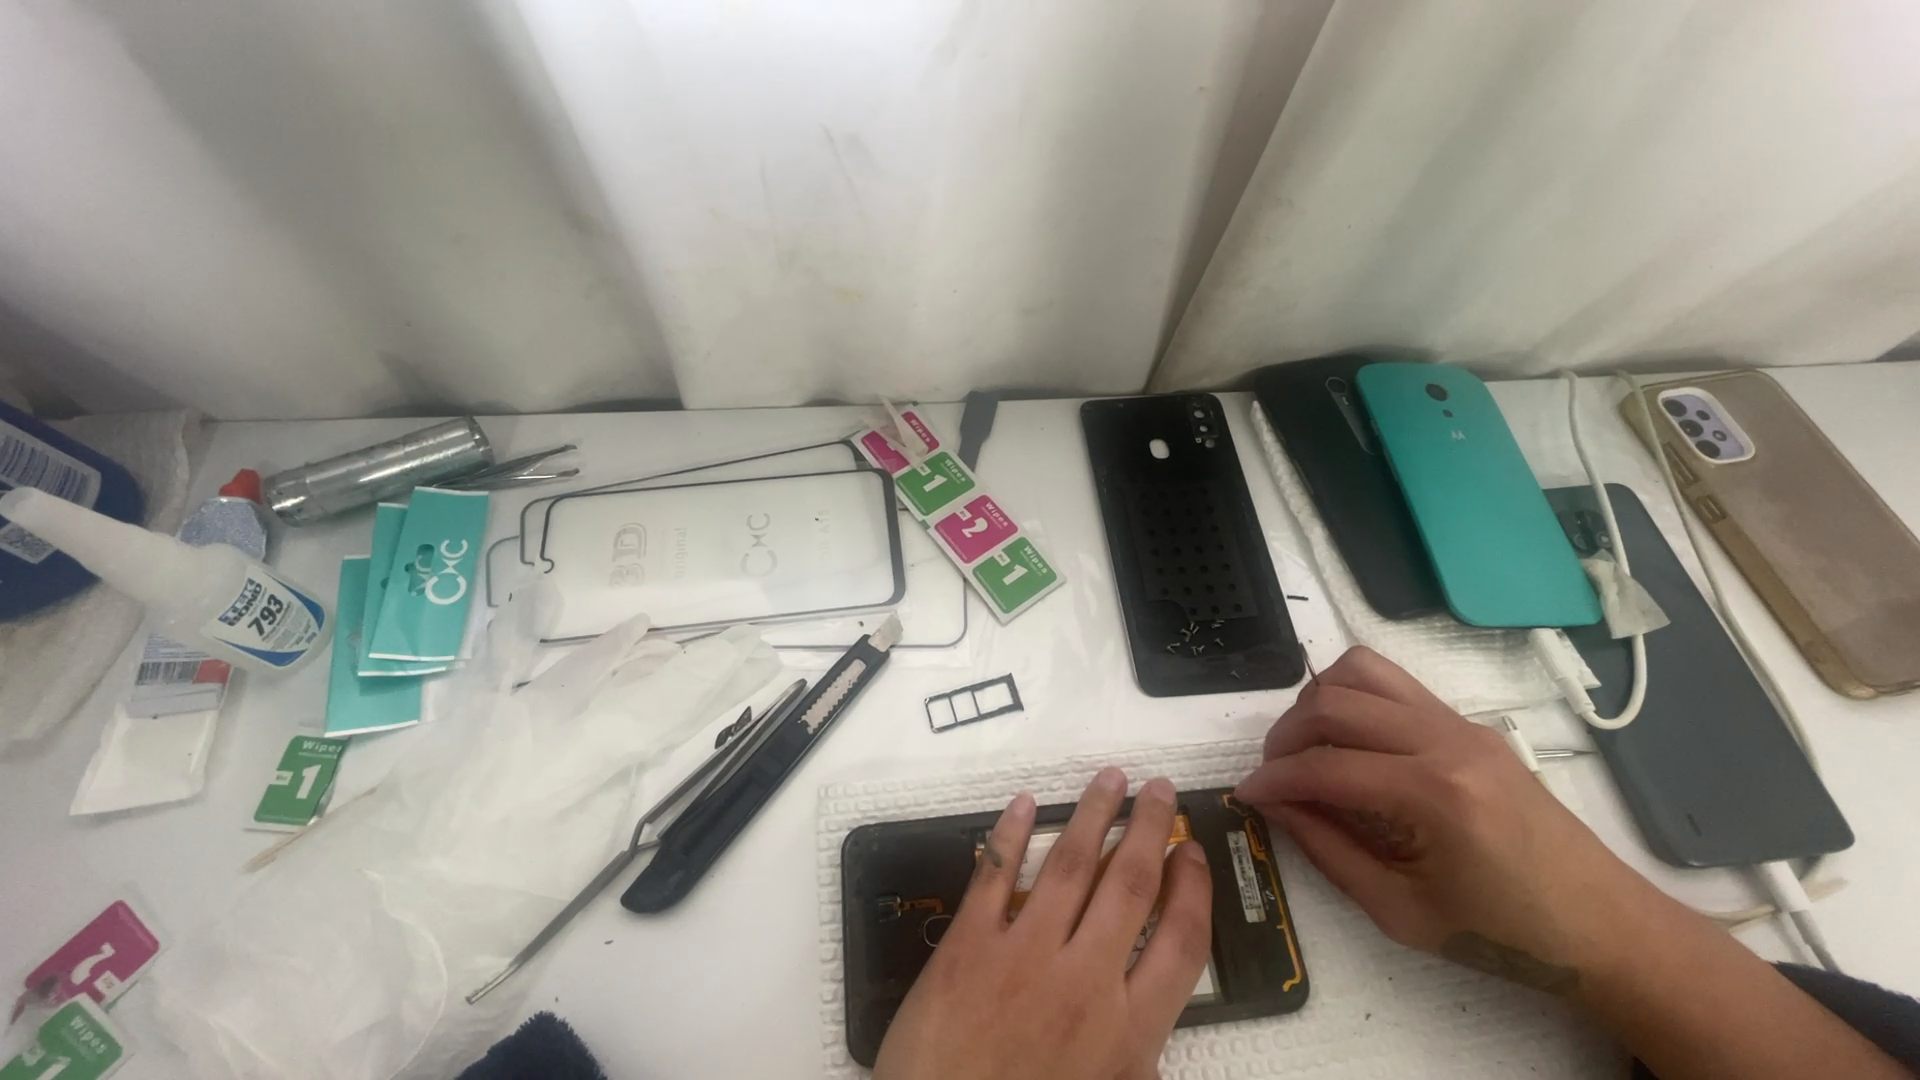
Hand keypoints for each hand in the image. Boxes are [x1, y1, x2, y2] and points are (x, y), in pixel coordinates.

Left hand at [872, 768, 1213, 1079]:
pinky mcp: (968, 944)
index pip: (1181, 942)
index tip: (1192, 851)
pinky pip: (994, 875)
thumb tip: (1150, 1048)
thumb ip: (1133, 1069)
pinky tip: (1025, 803)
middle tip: (1160, 789)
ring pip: (1071, 866)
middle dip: (1150, 828)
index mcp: (1125, 1030)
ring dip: (1094, 815)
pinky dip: (1010, 834)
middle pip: (1130, 885)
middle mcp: (1083, 979)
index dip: (1193, 889)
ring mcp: (1023, 953)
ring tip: (1110, 779)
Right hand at [1235, 646, 1646, 992]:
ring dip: (1316, 701)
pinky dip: (1352, 696)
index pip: (1325, 766)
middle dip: (1285, 736)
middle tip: (1273, 775)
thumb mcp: (1401, 911)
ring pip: (1360, 671)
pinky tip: (1347, 739)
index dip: (1273, 780)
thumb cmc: (1505, 934)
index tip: (1244, 795)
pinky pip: (1392, 682)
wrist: (1608, 929)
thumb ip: (1328, 850)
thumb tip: (1275, 807)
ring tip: (1306, 746)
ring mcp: (1461, 724)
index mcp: (1436, 795)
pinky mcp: (1469, 724)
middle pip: (1333, 703)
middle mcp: (1446, 741)